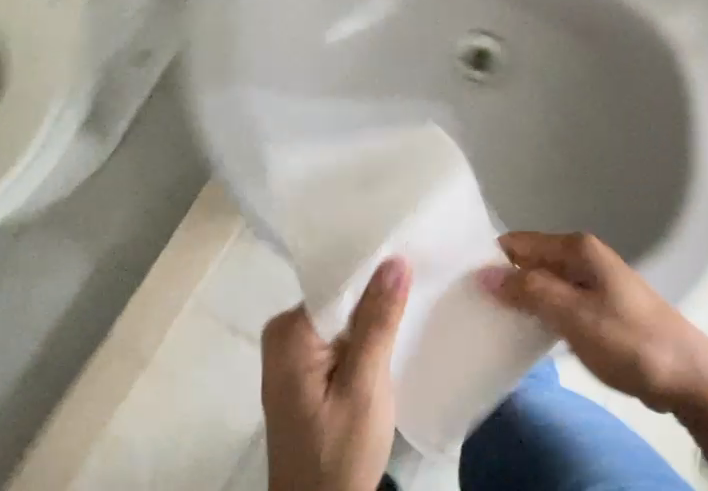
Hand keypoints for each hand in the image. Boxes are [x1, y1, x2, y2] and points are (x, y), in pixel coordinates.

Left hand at [261, 257, 410, 490]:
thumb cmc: (339, 454)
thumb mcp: (365, 387)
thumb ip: (378, 322)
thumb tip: (394, 259)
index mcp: (289, 332)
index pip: (338, 280)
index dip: (375, 268)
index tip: (412, 253)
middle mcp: (284, 335)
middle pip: (340, 296)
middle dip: (377, 291)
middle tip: (422, 275)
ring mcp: (294, 354)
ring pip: (343, 316)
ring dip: (375, 314)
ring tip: (417, 295)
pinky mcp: (307, 372)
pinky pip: (340, 336)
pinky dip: (366, 336)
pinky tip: (395, 331)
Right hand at [478, 232, 707, 411]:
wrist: (685, 375)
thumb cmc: (629, 340)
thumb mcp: (574, 316)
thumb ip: (530, 292)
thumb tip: (484, 274)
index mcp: (577, 249)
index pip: (519, 243)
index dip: (490, 260)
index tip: (460, 284)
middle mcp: (583, 258)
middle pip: (529, 262)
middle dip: (501, 282)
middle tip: (467, 309)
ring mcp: (592, 284)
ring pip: (542, 285)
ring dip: (519, 302)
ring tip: (486, 325)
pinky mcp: (597, 310)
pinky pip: (557, 305)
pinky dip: (539, 316)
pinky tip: (520, 338)